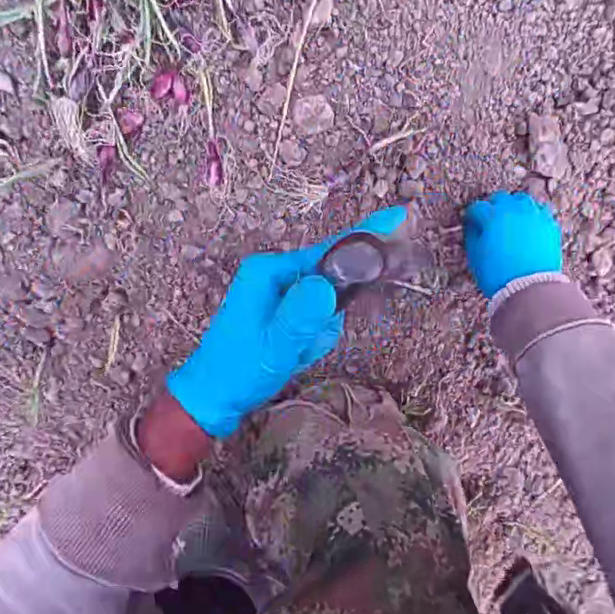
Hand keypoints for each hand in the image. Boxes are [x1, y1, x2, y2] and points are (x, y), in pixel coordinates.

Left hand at [168, 206, 407, 436]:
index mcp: (269, 271)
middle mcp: (276, 274)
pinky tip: (294, 354)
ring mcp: (282, 292)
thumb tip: (326, 286)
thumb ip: (300, 317)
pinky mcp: (286, 310)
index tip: (400, 217)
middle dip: (328, 317)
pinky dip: (314, 339)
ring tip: (293, 353)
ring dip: (319, 333)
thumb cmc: (237, 370)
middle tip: (303, 344)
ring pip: (329, 305)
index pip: (328, 251)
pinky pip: (319, 319)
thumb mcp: (273, 346)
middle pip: (333, 280)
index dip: (366, 238)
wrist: (213, 396)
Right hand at [462, 191, 562, 296]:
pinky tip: (527, 226)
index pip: (478, 208)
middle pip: (501, 198)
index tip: (471, 221)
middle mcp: (515, 210)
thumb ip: (473, 236)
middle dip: (493, 207)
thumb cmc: (500, 276)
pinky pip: (540, 212)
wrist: (529, 289)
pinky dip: (532, 215)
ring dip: (514, 207)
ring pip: (523, 200)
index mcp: (493, 217)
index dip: (472, 216)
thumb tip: (474, 226)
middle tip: (489, 219)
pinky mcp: (550, 225)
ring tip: (510, 219)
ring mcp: (535, 216)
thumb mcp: (476, 257)